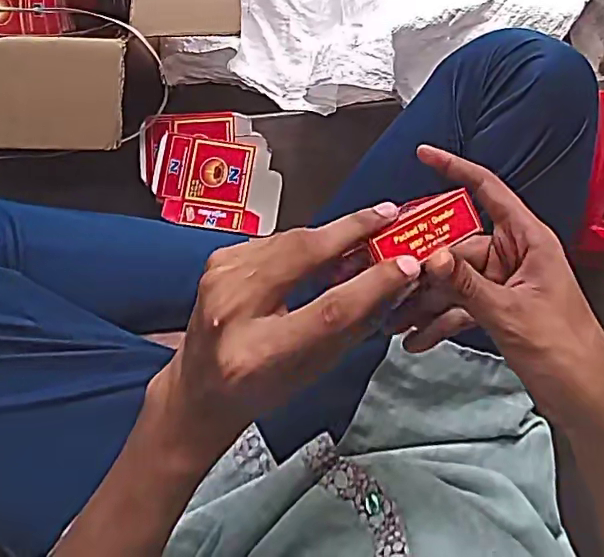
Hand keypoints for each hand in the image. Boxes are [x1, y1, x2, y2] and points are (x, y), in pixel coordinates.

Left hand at [146, 203, 424, 453]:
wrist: (199, 386)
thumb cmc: (259, 388)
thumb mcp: (311, 370)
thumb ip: (351, 325)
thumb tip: (391, 281)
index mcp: (257, 354)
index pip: (326, 311)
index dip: (371, 283)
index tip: (404, 264)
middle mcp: (232, 310)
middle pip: (302, 255)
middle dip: (351, 230)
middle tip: (387, 215)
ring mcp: (220, 278)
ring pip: (290, 239)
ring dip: (331, 231)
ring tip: (366, 225)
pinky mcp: (218, 258)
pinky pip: (274, 240)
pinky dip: (303, 241)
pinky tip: (323, 244)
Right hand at [404, 145, 603, 427]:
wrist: (590, 406)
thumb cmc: (568, 352)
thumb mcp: (512, 314)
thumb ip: (467, 284)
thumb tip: (431, 257)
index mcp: (528, 239)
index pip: (488, 190)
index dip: (456, 168)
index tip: (425, 154)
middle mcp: (514, 254)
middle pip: (459, 242)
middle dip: (426, 262)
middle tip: (393, 273)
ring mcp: (504, 282)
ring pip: (454, 277)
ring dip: (427, 298)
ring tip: (397, 315)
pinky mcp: (498, 308)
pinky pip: (461, 304)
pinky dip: (440, 319)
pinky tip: (417, 336)